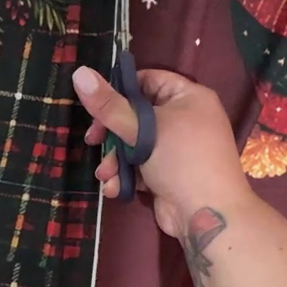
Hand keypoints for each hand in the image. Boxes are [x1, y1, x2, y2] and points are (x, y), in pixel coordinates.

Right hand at [71, 65, 252, 238]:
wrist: (207, 214)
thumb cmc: (181, 160)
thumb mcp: (142, 130)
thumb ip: (108, 105)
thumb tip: (79, 72)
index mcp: (188, 98)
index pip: (148, 81)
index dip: (120, 91)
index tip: (96, 106)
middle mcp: (184, 119)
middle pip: (135, 116)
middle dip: (111, 134)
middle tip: (93, 141)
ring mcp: (176, 148)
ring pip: (133, 145)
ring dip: (114, 160)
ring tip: (106, 174)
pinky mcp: (167, 173)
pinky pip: (139, 167)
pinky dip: (125, 176)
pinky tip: (116, 188)